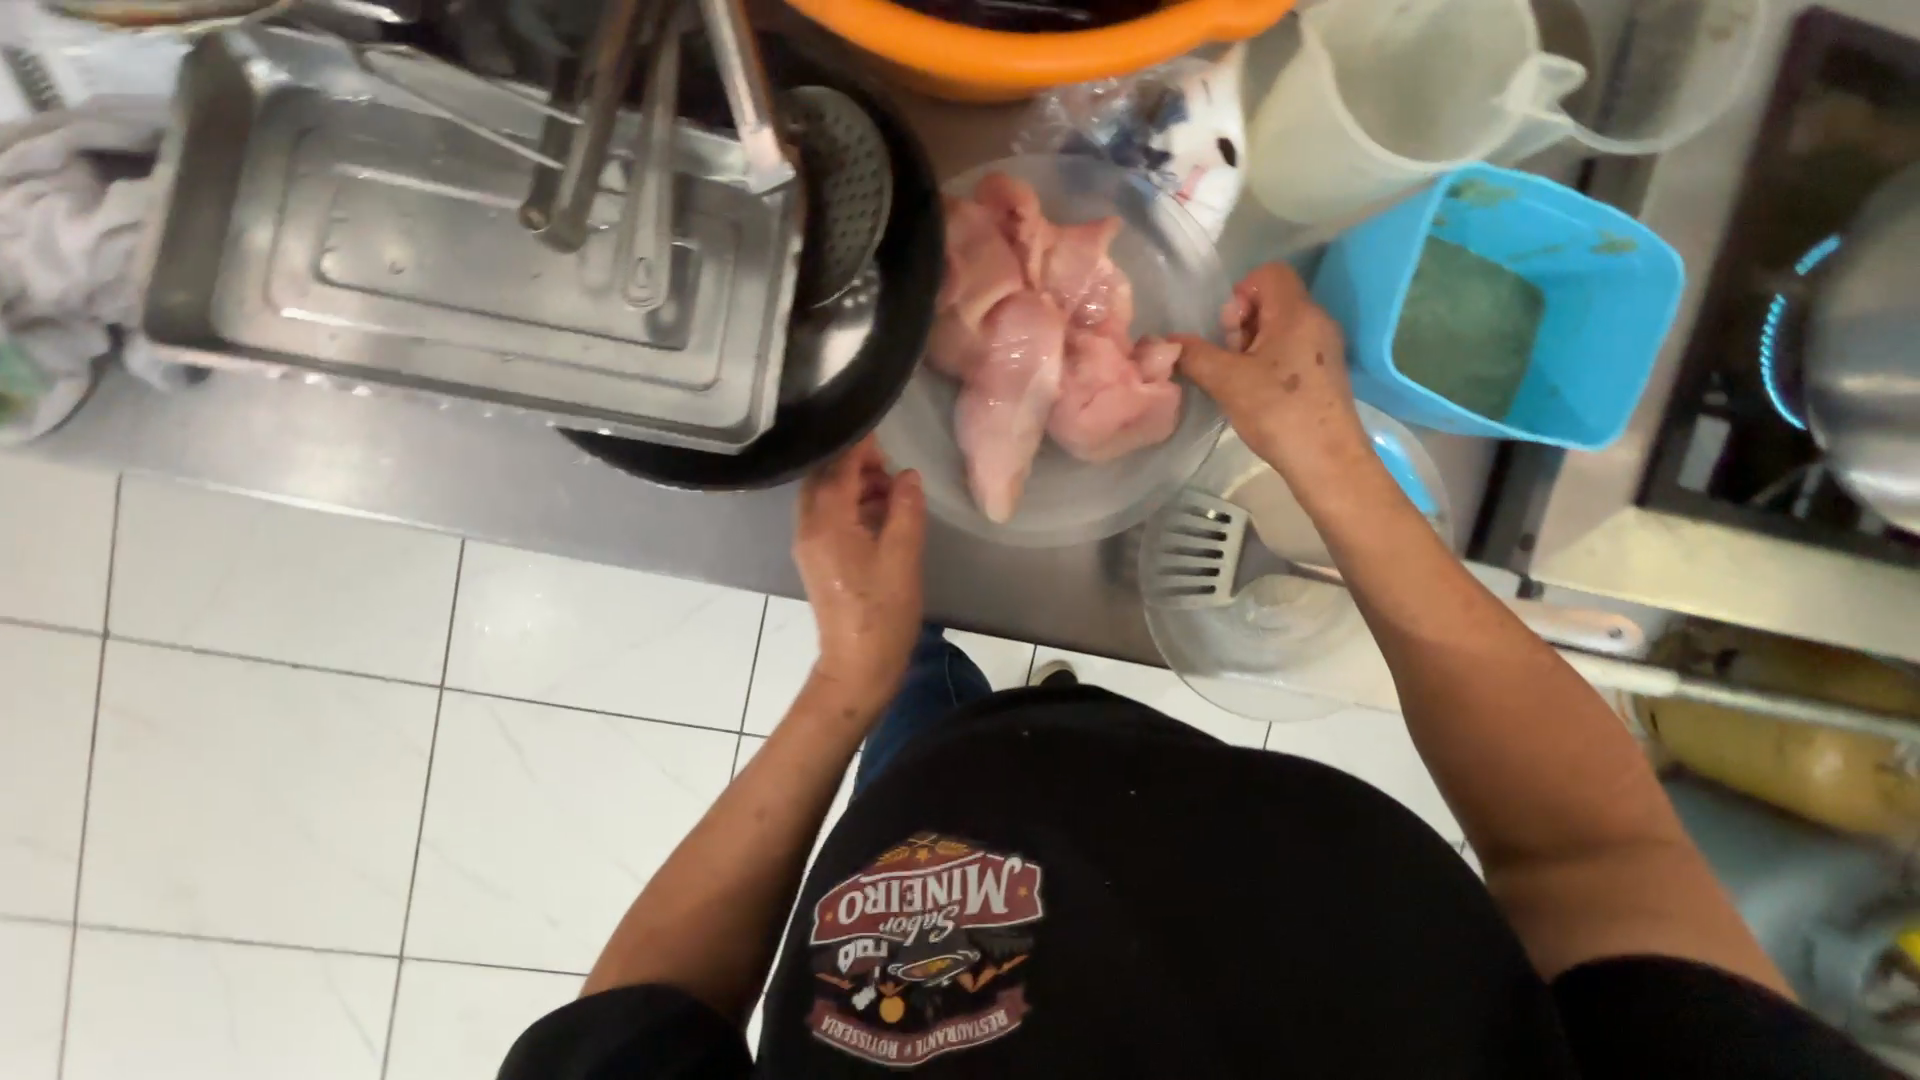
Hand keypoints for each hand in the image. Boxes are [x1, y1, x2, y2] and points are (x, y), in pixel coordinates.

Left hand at [793, 435, 926, 711]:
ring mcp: (808, 545)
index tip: (884, 429)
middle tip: (890, 464)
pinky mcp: (816, 559)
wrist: (858, 665)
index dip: (861, 446)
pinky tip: (880, 513)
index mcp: (826, 523)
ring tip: (890, 488)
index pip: (838, 468)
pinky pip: (827, 517)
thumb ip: (904, 509)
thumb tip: (906, 476)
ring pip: (823, 497)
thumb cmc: (883, 612)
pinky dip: (849, 505)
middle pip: (823, 479)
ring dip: (852, 485)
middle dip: (854, 464)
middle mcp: (808, 528)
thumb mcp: (903, 556)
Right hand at [1172, 263, 1371, 482]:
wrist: (1326, 460)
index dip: (1239, 294)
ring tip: (1240, 380)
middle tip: (1230, 359)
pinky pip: (1289, 348)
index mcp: (1297, 312)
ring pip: (1278, 326)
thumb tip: (1167, 342)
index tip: (1227, 332)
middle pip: (1270, 299)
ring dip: (1250, 346)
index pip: (1268, 273)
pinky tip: (1256, 393)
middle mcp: (1316, 320)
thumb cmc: (1278, 412)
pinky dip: (1267, 362)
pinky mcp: (1324, 371)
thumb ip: (1194, 355)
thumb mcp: (1226, 381)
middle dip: (1240, 324)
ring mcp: (1323, 346)